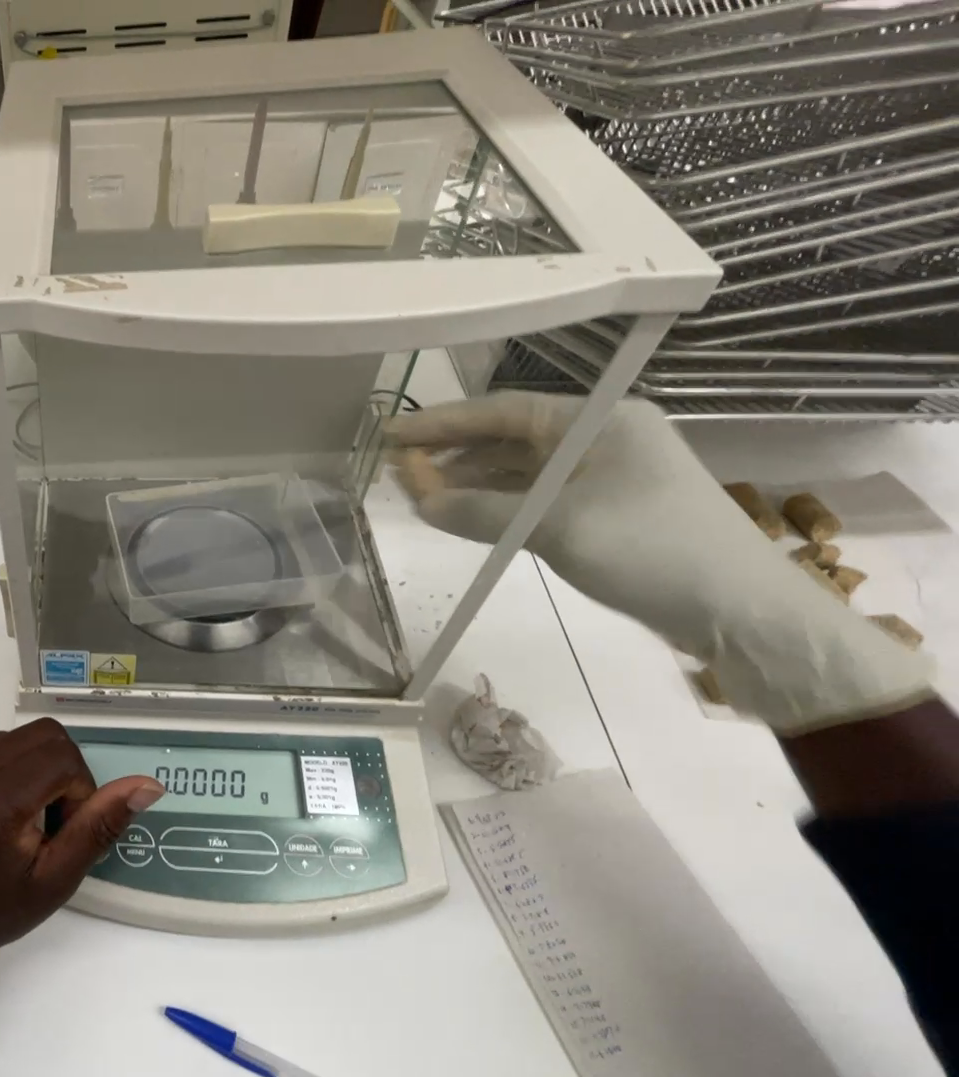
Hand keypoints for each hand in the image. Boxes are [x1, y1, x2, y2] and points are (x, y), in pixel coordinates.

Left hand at [0, 718, 163, 1008]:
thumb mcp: (58, 877)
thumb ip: (100, 825)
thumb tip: (148, 784)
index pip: (62, 755)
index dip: (77, 790)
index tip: (59, 829)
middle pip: (44, 736)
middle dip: (60, 775)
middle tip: (44, 823)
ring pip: (21, 736)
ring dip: (33, 769)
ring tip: (16, 818)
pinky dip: (7, 766)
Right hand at [385, 391, 929, 734]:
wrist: (740, 610)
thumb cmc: (650, 550)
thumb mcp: (556, 527)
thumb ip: (482, 512)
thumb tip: (421, 503)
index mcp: (598, 421)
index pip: (502, 411)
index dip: (441, 422)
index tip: (391, 433)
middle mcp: (599, 436)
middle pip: (507, 436)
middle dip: (451, 451)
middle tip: (397, 466)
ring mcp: (602, 473)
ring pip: (518, 468)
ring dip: (470, 478)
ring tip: (419, 491)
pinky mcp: (603, 507)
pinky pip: (534, 494)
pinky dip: (496, 502)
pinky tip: (464, 512)